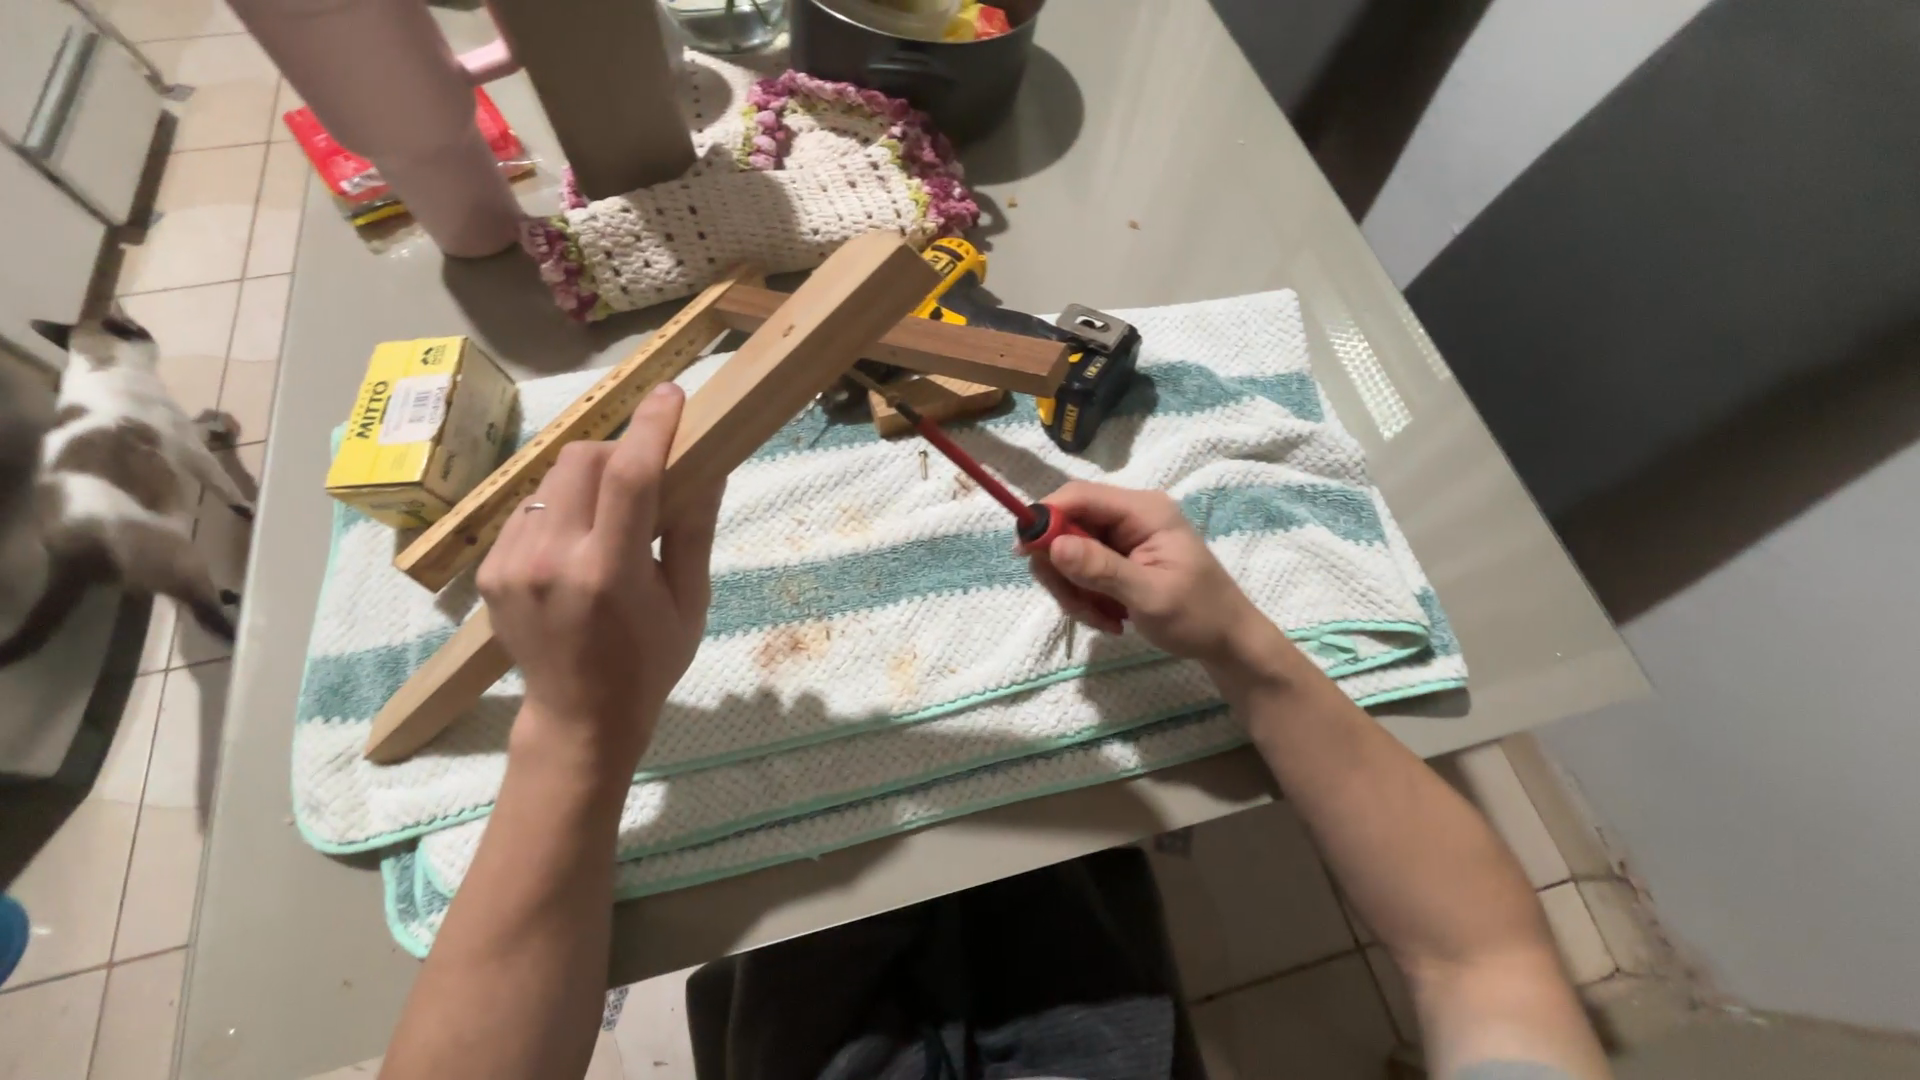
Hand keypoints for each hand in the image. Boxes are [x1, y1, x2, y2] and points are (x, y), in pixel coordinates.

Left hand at [477, 384, 721, 775]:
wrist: (580, 716)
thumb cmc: (651, 661)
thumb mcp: (691, 601)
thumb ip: (695, 529)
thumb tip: (709, 463)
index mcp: (610, 573)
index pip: (630, 476)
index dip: (652, 426)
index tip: (672, 394)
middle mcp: (551, 561)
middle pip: (582, 461)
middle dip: (619, 451)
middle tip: (645, 475)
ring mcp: (509, 564)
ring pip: (550, 479)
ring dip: (587, 478)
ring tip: (609, 517)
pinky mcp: (488, 570)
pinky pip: (528, 508)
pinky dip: (560, 508)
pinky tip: (577, 544)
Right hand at [1027, 481, 1267, 665]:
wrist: (1228, 641)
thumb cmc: (1198, 616)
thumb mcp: (1149, 595)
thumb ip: (1101, 568)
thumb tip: (1053, 545)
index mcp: (1143, 510)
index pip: (1079, 496)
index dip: (1045, 518)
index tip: (1025, 554)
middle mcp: (1130, 515)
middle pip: (1067, 526)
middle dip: (1062, 570)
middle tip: (1075, 606)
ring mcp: (1124, 537)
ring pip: (1069, 553)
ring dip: (1074, 590)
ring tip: (1102, 620)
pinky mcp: (1119, 558)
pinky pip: (1082, 570)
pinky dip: (1085, 597)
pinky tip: (1110, 619)